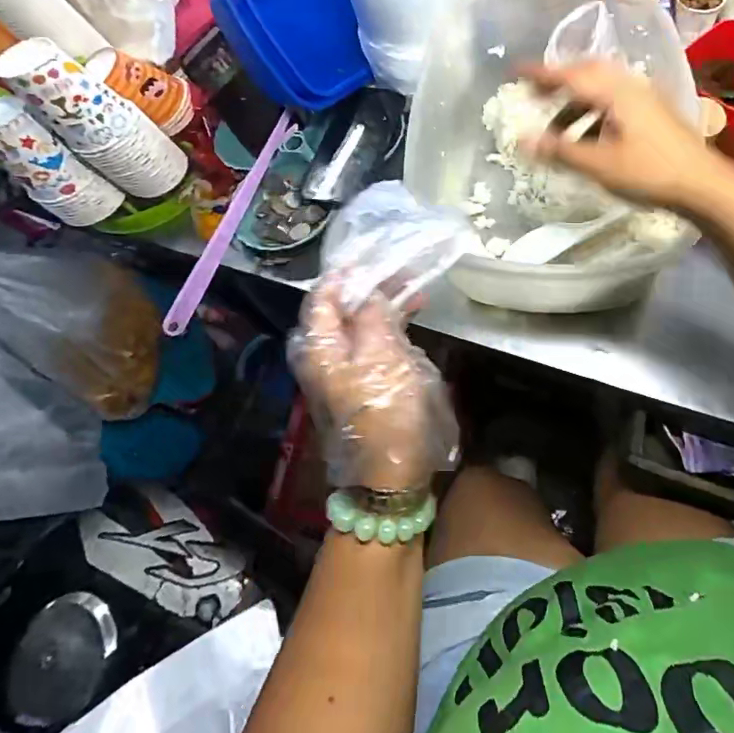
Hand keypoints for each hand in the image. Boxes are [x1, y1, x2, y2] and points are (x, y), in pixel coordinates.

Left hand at [290, 283, 456, 490]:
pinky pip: (370, 345)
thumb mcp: (384, 357)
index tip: (374, 255)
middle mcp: (323, 358)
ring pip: (358, 327)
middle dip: (369, 287)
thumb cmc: (386, 412)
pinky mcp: (360, 386)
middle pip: (340, 311)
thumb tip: (371, 293)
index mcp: (319, 349)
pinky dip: (388, 328)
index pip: (323, 297)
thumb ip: (375, 317)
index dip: (346, 273)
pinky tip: (411, 321)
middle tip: (401, 270)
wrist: (390, 476)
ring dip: (382, 306)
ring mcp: (341, 374)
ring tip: (414, 291)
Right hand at [525, 60, 733, 211]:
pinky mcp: (657, 114)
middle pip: (589, 75)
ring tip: (560, 130)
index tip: (515, 72)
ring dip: (578, 105)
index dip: (541, 74)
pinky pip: (617, 102)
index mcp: (615, 91)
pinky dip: (596, 113)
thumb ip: (560, 151)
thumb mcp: (599, 165)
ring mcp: (648, 98)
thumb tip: (522, 140)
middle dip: (560, 84)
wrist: (705, 185)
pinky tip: (591, 137)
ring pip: (604, 91)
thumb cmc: (650, 173)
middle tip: (537, 96)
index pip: (570, 75)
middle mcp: (632, 86)